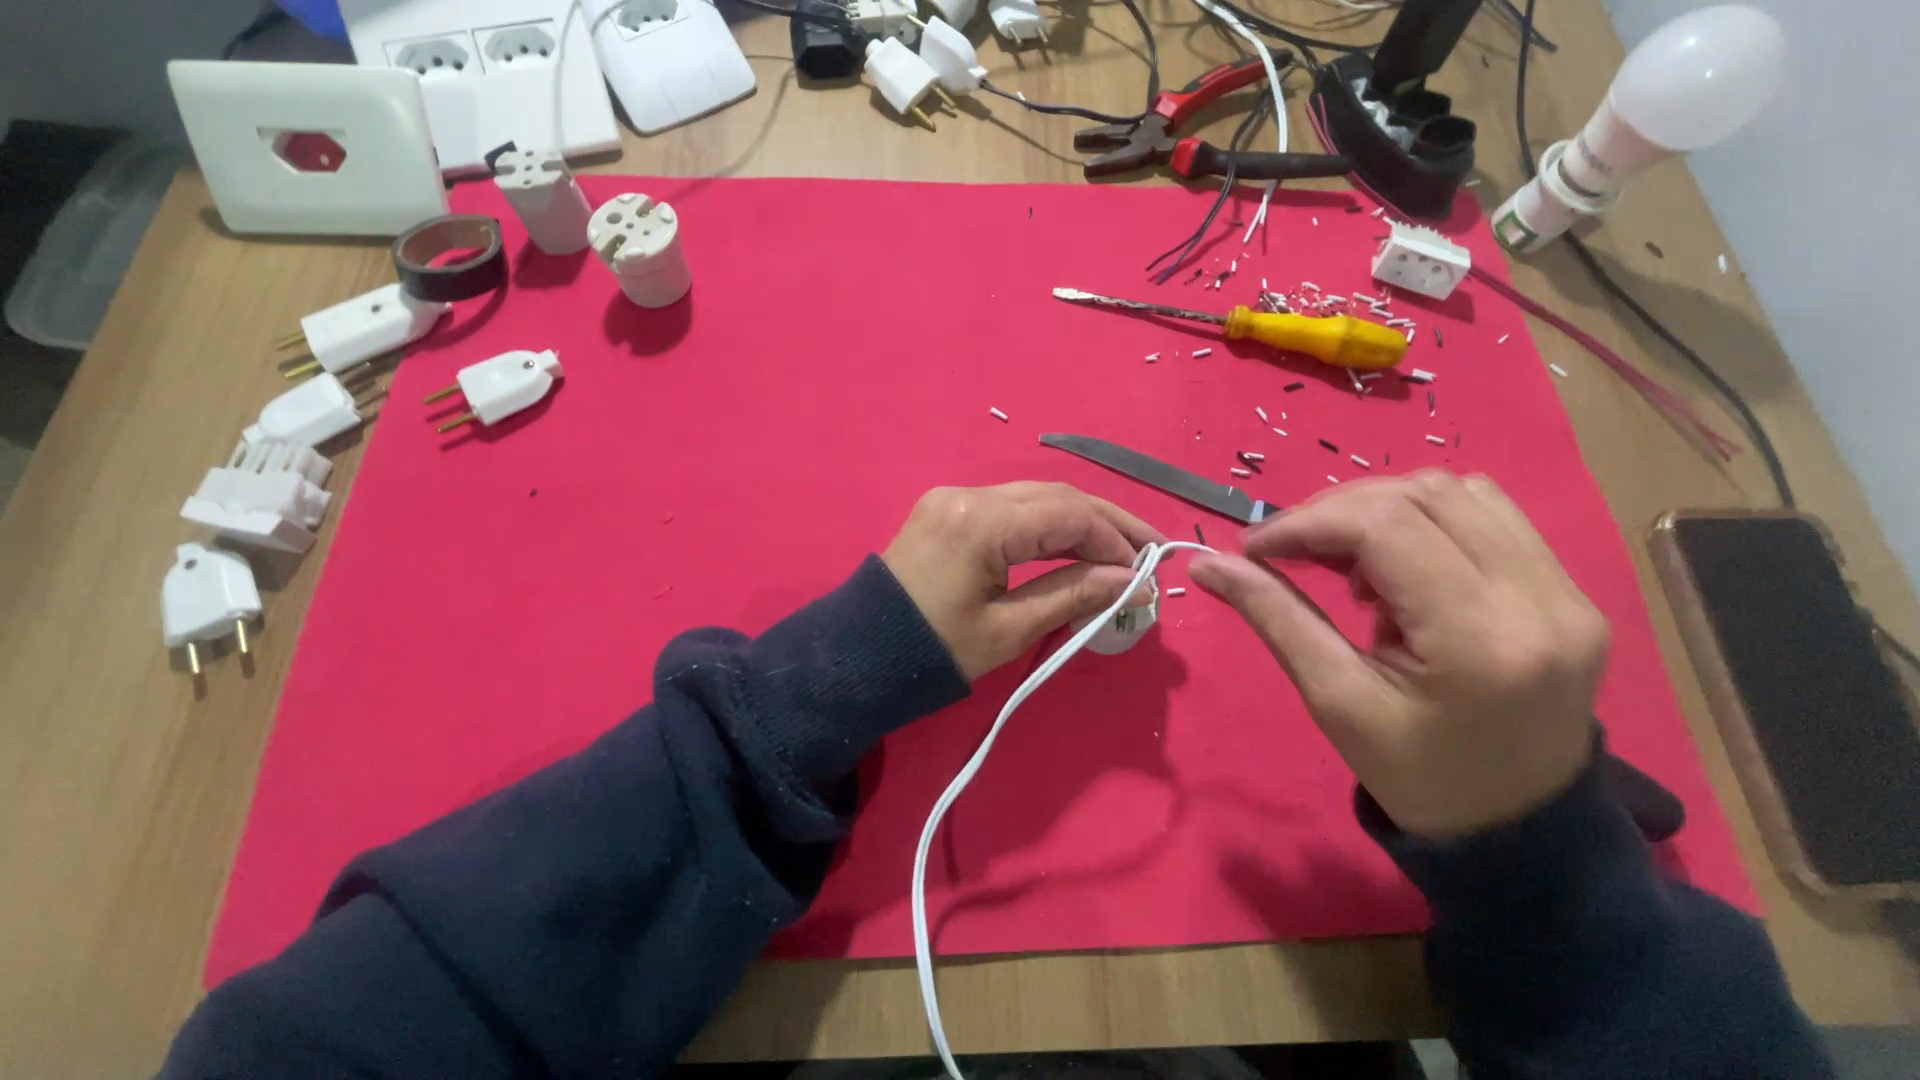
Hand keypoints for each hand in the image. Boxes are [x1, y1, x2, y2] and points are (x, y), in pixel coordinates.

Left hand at [882, 482, 1165, 680]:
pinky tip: (1073, 546)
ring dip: (1078, 520)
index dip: (1112, 539)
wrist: (860, 656)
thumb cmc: (935, 651)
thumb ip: (1072, 596)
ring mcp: (953, 498)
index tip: (1145, 571)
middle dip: (1105, 521)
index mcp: (980, 522)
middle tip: (1149, 549)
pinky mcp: (947, 510)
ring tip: (1119, 550)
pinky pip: (1010, 507)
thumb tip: (1133, 583)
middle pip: (1054, 495)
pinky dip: (1046, 525)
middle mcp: (967, 495)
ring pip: (1033, 497)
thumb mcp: (1008, 630)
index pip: (1066, 514)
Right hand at [1190, 471, 1605, 837]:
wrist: (1517, 828)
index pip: (1386, 528)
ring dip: (1386, 509)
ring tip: (1347, 563)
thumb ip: (1275, 617)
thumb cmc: (1415, 775)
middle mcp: (1539, 598)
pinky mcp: (1572, 591)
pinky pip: (1493, 517)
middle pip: (1426, 495)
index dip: (1308, 522)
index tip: (1253, 548)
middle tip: (1291, 550)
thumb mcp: (1335, 700)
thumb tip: (1206, 564)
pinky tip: (1400, 567)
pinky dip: (1429, 521)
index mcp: (1478, 638)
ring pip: (1463, 492)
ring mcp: (1568, 591)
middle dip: (1341, 509)